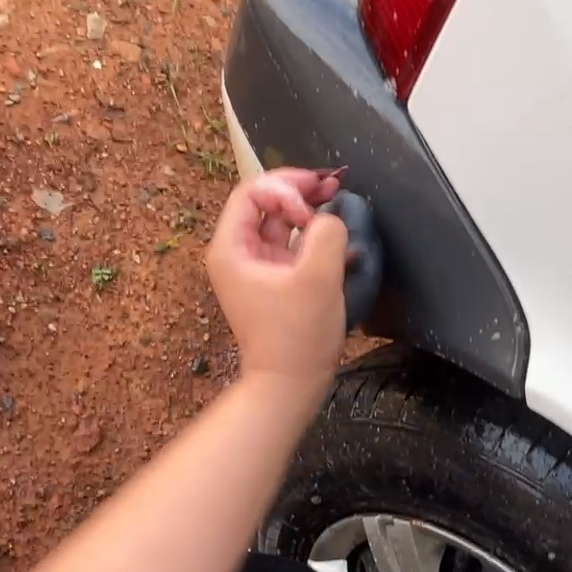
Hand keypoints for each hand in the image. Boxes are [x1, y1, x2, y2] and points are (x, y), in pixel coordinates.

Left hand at [205, 168, 348, 390]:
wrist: (290, 386)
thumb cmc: (297, 336)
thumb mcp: (317, 277)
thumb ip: (326, 233)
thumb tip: (329, 219)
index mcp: (231, 250)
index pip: (252, 192)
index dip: (286, 185)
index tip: (317, 201)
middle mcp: (237, 256)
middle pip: (265, 205)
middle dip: (300, 193)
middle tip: (333, 186)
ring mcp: (256, 272)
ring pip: (280, 226)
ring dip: (309, 214)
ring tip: (338, 203)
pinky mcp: (274, 286)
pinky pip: (291, 250)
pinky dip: (312, 240)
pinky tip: (339, 241)